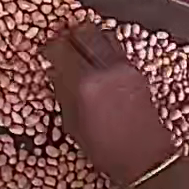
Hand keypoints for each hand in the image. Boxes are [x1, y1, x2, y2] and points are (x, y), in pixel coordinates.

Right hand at [43, 24, 175, 185]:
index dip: (49, 48)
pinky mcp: (137, 70)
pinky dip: (105, 47)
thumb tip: (54, 71)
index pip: (61, 49)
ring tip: (80, 48)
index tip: (45, 53)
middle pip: (84, 32)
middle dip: (69, 35)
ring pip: (104, 35)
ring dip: (90, 37)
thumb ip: (62, 92)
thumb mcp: (73, 124)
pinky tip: (98, 60)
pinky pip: (117, 48)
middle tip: (61, 44)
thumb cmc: (104, 148)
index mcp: (84, 84)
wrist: (144, 156)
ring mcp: (124, 67)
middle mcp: (105, 69)